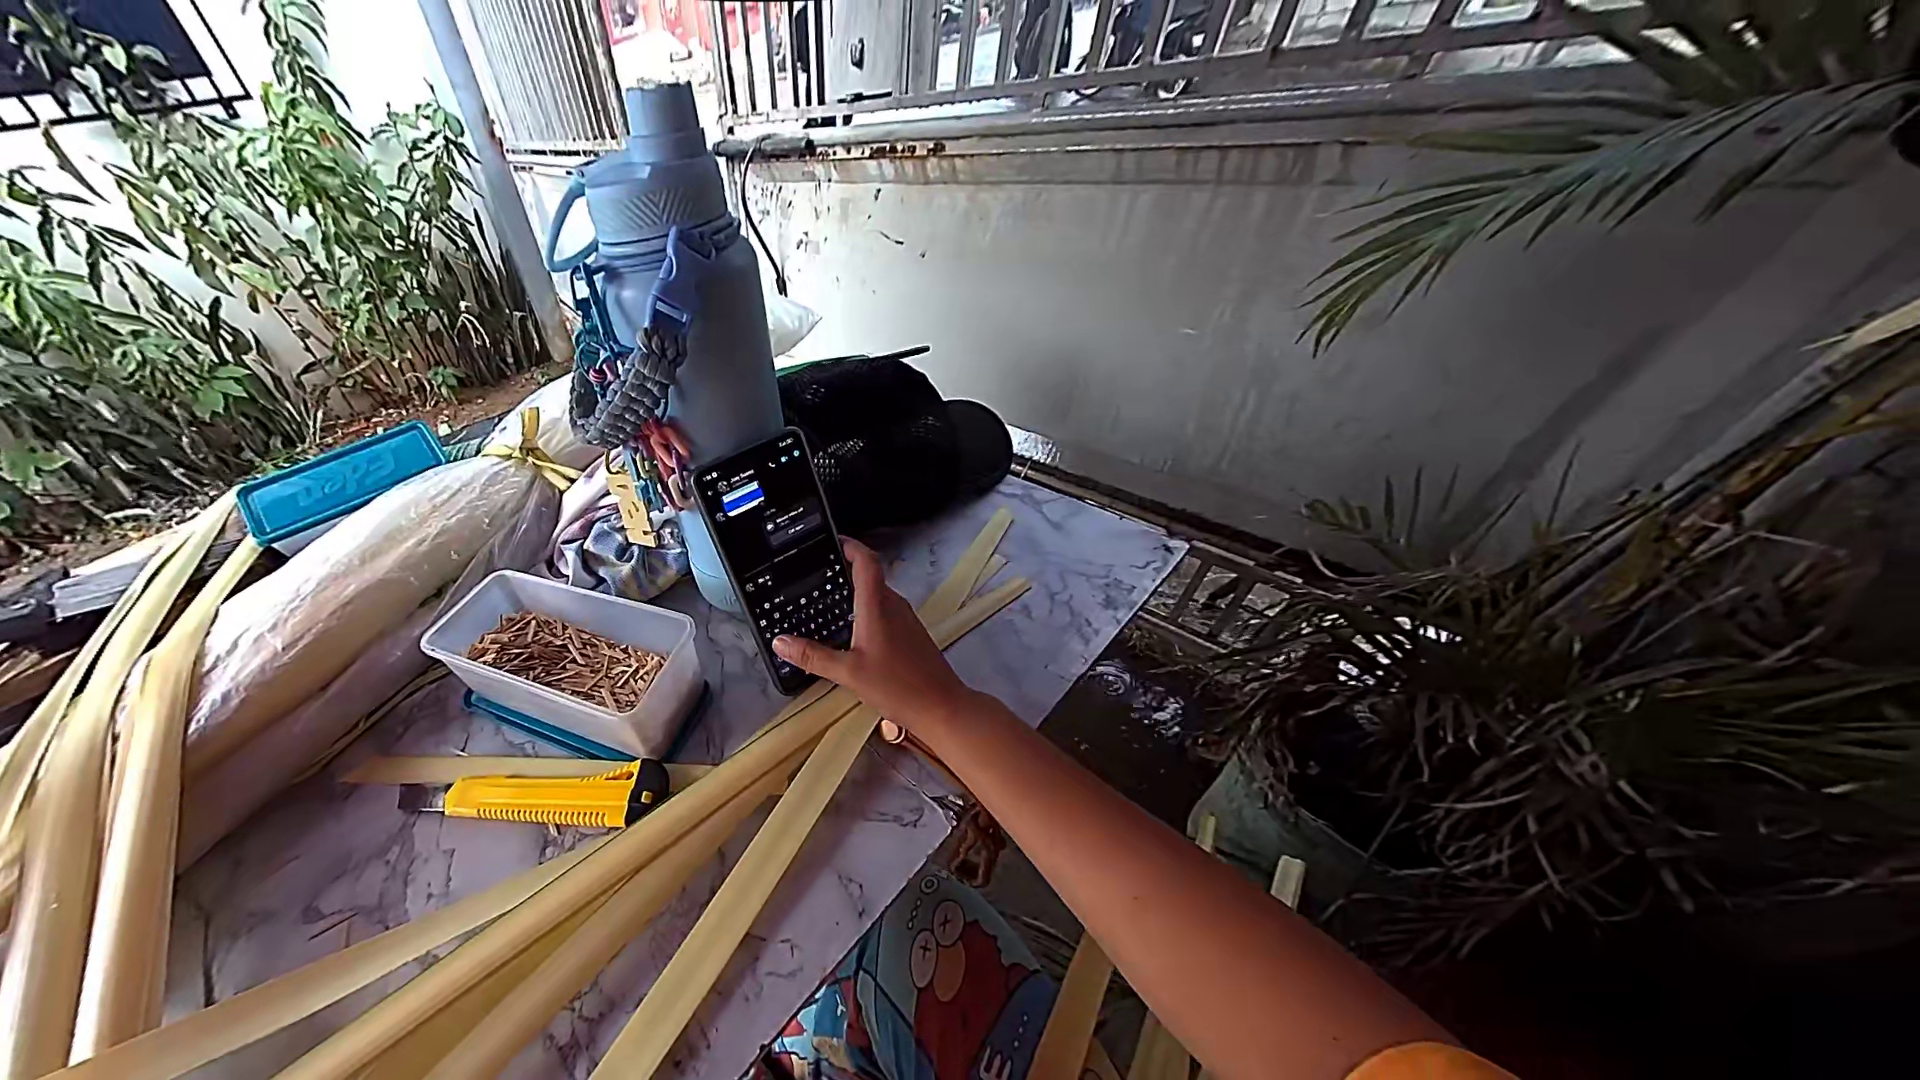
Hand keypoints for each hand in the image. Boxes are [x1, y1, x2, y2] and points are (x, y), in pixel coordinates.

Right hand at [773, 539, 975, 730]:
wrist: (941, 705)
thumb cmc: (900, 687)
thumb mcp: (848, 673)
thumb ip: (813, 656)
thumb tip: (782, 642)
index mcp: (878, 607)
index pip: (866, 561)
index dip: (850, 545)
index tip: (832, 541)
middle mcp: (894, 606)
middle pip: (870, 575)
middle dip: (845, 571)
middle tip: (819, 575)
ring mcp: (906, 618)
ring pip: (878, 594)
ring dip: (856, 592)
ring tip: (830, 602)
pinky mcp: (911, 632)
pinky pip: (886, 611)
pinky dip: (867, 611)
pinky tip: (853, 631)